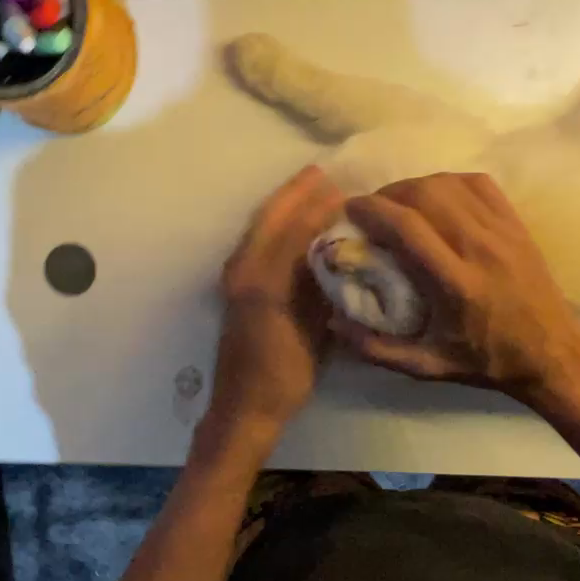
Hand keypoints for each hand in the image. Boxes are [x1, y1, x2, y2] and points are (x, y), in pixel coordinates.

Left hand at [208, 166, 343, 430]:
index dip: (319, 207)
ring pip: (259, 228)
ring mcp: (235, 279)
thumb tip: (335, 250)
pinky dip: (274, 227)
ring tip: (311, 189)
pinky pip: (255, 244)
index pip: (293, 229)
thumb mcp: (311, 332)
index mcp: (263, 280)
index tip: (344, 189)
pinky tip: (294, 226)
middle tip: (322, 173)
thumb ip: (319, 289)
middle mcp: (243, 270)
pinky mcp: (236, 289)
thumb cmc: (282, 375)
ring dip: (283, 206)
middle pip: (269, 219)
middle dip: (295, 193)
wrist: (245, 407)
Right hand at [339, 172, 579, 405]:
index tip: (349, 210)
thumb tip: (334, 322)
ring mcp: (502, 232)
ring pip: (450, 184)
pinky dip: (449, 182)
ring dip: (415, 186)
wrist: (551, 353)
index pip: (408, 227)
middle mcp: (479, 248)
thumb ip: (376, 348)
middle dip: (389, 194)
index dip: (373, 209)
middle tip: (370, 209)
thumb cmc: (485, 361)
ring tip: (398, 203)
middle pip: (426, 194)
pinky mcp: (516, 224)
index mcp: (455, 284)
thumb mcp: (426, 367)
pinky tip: (435, 197)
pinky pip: (478, 183)